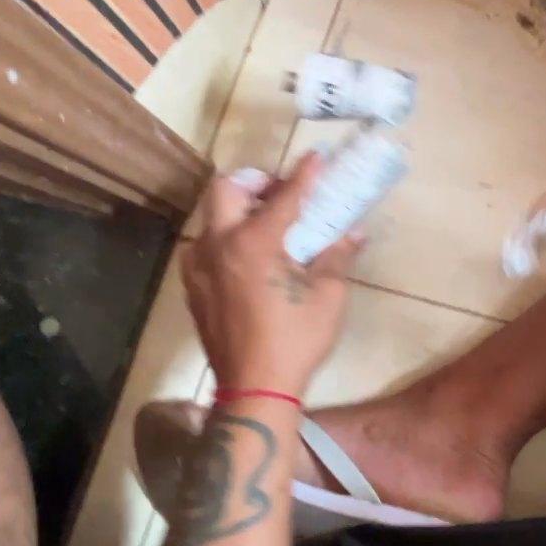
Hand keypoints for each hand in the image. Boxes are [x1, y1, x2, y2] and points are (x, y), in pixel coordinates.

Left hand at [182, 154, 361, 397]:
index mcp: (256, 242)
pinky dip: (225, 237)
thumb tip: (353, 232)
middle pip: (226, 189)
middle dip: (255, 181)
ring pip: (209, 217)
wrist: (254, 388)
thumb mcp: (328, 296)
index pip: (284, 195)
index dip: (304, 174)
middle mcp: (219, 245)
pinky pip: (203, 246)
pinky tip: (249, 258)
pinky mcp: (193, 287)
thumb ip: (337, 256)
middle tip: (281, 193)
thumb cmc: (297, 339)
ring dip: (236, 209)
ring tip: (265, 224)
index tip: (317, 157)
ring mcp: (199, 266)